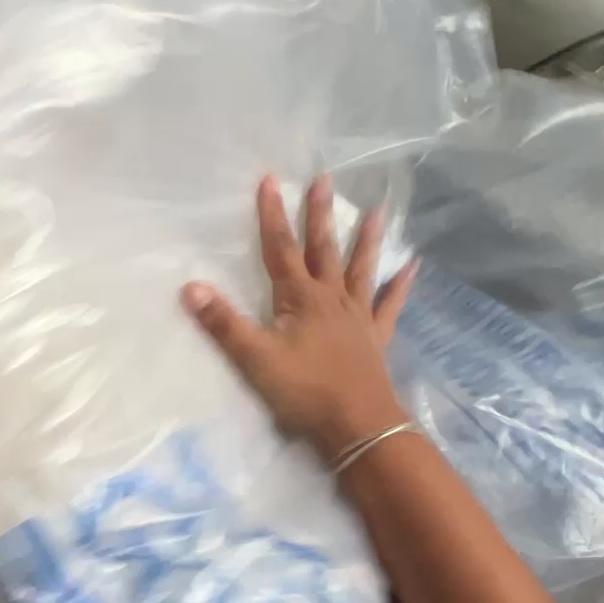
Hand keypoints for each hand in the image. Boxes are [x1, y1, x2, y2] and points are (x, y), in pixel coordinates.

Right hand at [182, 175, 418, 459]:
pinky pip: (390, 305)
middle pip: (324, 250)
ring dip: (367, 239)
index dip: (273, 216)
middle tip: (325, 179)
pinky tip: (413, 267)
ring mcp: (357, 317)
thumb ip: (223, 323)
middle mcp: (332, 299)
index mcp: (300, 300)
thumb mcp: (254, 358)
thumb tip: (190, 287)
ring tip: (378, 209)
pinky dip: (401, 285)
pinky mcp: (375, 338)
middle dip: (320, 215)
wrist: (356, 423)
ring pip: (362, 269)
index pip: (281, 250)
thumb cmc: (303, 391)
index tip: (270, 180)